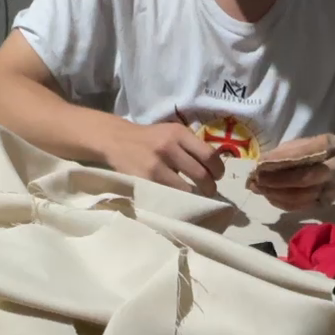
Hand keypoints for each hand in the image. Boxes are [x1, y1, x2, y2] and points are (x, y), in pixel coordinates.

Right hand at [99, 119, 225, 193]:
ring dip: (193, 197)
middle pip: (201, 174)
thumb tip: (214, 169)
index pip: (209, 155)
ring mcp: (156, 165)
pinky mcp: (145, 180)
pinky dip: (176, 200)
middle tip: (209, 192)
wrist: (116, 140)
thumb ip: (190, 147)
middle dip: (209, 188)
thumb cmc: (150, 140)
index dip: (218, 170)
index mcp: (179, 133)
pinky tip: (177, 200)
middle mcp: (169, 147)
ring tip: (194, 199)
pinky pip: (168, 196)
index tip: (217, 177)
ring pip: (186, 189)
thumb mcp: (170, 134)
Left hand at [249, 133, 334, 210]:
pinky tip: (270, 197)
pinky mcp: (326, 204)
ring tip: (258, 189)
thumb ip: (292, 150)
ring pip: (300, 196)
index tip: (260, 162)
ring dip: (275, 194)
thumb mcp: (315, 142)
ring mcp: (331, 190)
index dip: (280, 160)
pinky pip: (301, 206)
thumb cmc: (328, 151)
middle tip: (256, 180)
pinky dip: (282, 203)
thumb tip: (263, 162)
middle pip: (303, 179)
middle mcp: (334, 169)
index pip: (303, 154)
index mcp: (331, 147)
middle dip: (276, 181)